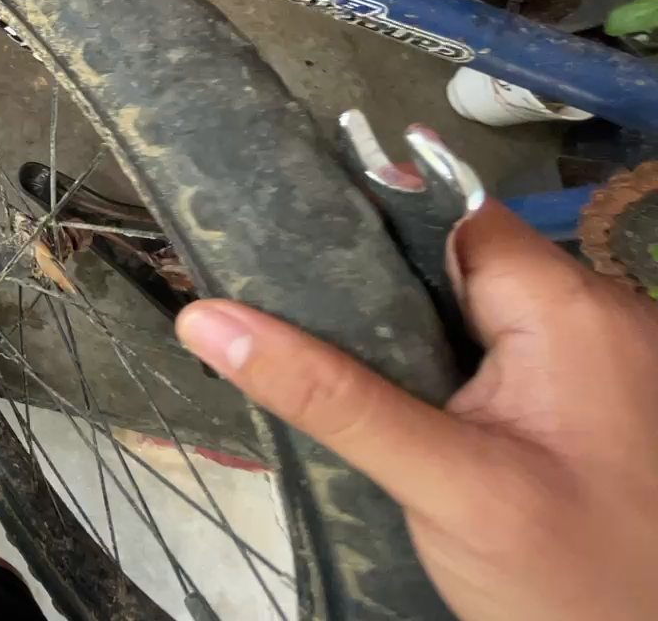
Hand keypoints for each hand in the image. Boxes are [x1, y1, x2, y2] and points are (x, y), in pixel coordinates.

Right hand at [175, 203, 657, 620]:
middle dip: (338, 266)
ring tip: (271, 320)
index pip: (438, 212)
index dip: (347, 208)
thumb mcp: (450, 487)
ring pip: (437, 301)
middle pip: (431, 254)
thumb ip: (328, 398)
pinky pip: (453, 344)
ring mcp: (574, 363)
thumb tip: (200, 318)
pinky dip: (389, 348)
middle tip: (243, 282)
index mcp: (573, 313)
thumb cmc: (590, 588)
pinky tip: (335, 369)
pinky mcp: (556, 402)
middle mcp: (583, 320)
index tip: (253, 222)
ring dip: (358, 311)